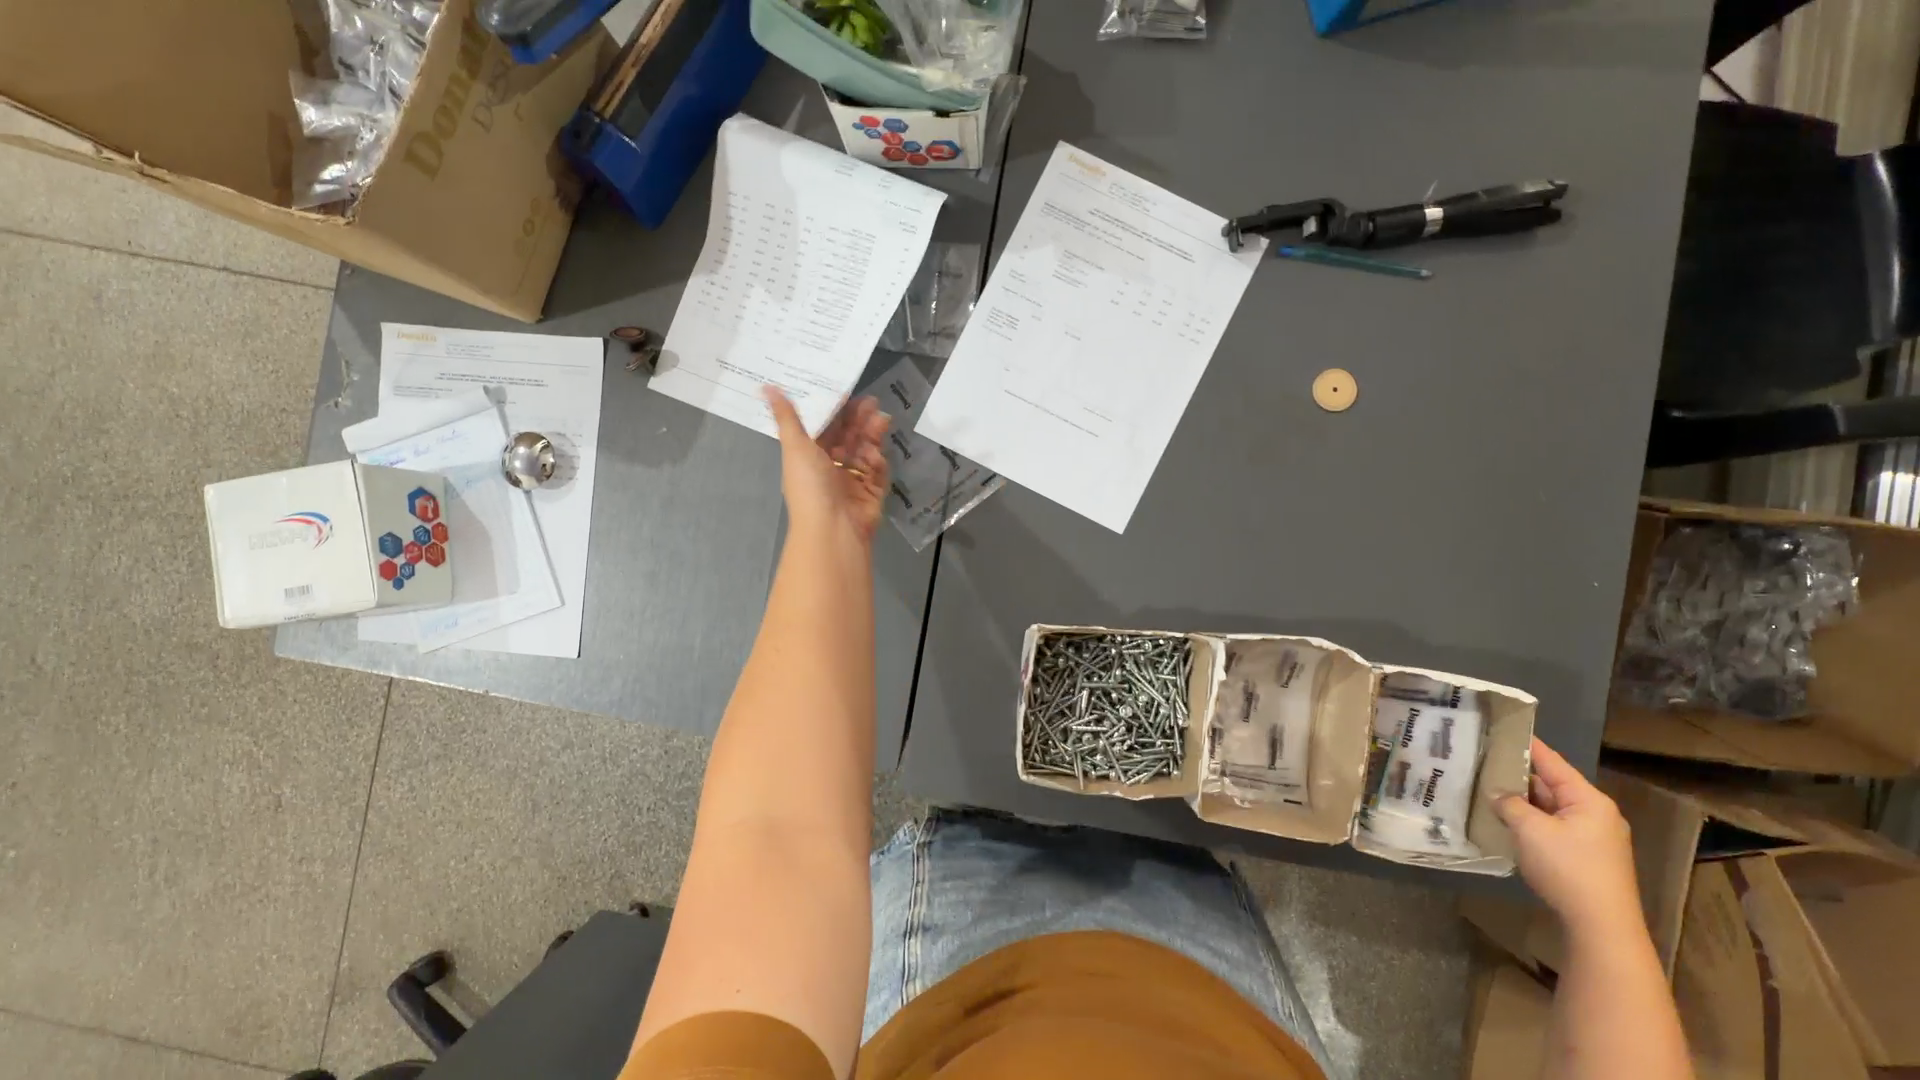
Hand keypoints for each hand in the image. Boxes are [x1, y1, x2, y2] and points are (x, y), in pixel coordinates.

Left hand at [764, 387, 890, 542]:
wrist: (833, 528)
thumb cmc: (810, 485)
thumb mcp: (795, 446)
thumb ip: (787, 416)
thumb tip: (766, 387)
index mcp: (808, 456)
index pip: (824, 428)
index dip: (835, 410)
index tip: (847, 391)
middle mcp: (829, 467)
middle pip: (847, 437)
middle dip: (859, 419)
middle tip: (872, 402)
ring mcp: (852, 480)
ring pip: (865, 450)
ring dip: (872, 434)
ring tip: (882, 420)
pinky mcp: (871, 491)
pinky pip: (876, 471)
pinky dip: (877, 462)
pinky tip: (875, 455)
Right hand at [1495, 737, 1641, 935]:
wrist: (1601, 925)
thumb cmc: (1568, 868)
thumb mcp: (1530, 830)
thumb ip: (1510, 805)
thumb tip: (1497, 794)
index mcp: (1588, 800)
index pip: (1553, 762)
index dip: (1528, 745)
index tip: (1504, 728)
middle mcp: (1595, 814)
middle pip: (1552, 786)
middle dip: (1519, 778)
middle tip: (1484, 764)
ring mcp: (1594, 838)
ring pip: (1551, 810)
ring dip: (1523, 804)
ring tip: (1488, 792)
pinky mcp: (1587, 858)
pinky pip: (1554, 830)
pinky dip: (1531, 824)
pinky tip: (1508, 825)